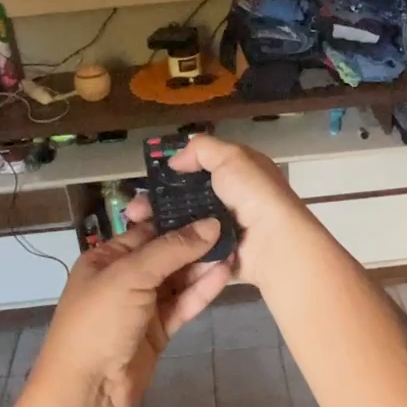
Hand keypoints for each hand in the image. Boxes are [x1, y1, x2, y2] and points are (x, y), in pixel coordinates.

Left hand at [30, 219, 230, 406]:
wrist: (86, 389)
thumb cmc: (98, 322)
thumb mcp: (130, 276)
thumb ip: (172, 249)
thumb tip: (211, 224)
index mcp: (106, 257)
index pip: (147, 229)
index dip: (178, 218)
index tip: (212, 205)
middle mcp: (124, 277)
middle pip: (165, 254)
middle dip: (196, 242)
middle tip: (233, 225)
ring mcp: (142, 305)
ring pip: (178, 279)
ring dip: (203, 265)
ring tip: (237, 246)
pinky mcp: (158, 330)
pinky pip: (183, 304)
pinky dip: (202, 290)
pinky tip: (226, 274)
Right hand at [121, 135, 316, 285]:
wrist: (274, 242)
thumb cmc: (253, 193)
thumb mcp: (231, 156)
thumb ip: (201, 149)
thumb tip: (175, 160)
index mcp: (236, 174)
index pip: (197, 172)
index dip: (170, 176)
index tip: (146, 185)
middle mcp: (230, 202)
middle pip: (186, 202)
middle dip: (157, 206)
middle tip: (133, 213)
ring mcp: (223, 231)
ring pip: (185, 228)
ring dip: (161, 228)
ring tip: (136, 231)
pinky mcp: (219, 256)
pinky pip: (192, 250)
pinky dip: (175, 249)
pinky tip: (153, 249)